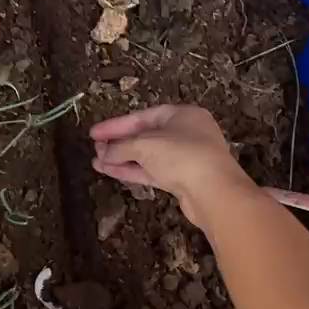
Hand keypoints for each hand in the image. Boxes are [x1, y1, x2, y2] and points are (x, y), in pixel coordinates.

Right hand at [90, 104, 255, 226]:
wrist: (214, 192)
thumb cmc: (182, 156)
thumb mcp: (145, 145)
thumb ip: (120, 147)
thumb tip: (102, 153)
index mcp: (182, 116)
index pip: (142, 117)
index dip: (116, 125)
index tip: (94, 132)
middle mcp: (185, 133)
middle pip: (144, 136)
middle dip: (118, 143)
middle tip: (95, 147)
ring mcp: (184, 157)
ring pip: (146, 155)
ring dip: (121, 158)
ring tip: (97, 161)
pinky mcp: (181, 179)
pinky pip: (151, 170)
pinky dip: (131, 170)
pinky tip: (109, 171)